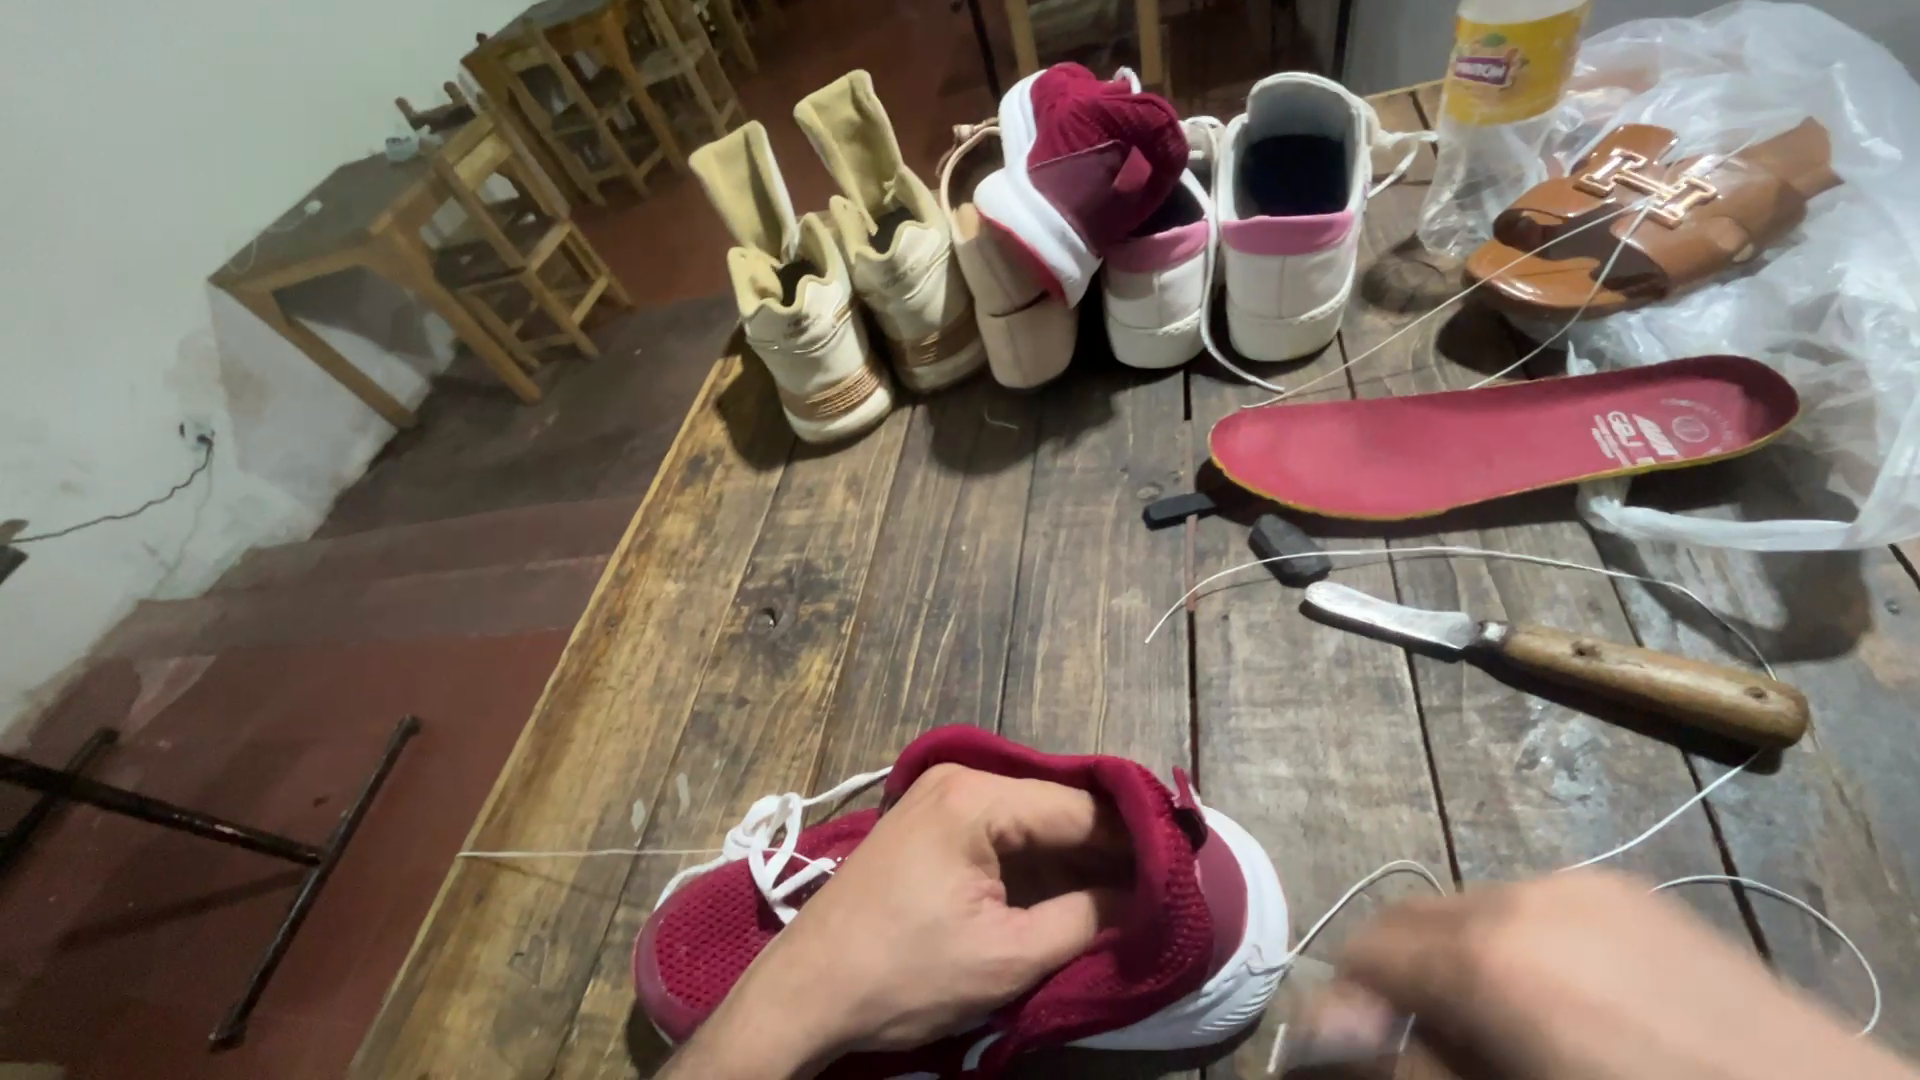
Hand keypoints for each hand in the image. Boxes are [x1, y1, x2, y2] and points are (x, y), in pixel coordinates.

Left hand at [661, 764, 1129, 1079]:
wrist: (806, 992)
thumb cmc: (904, 974)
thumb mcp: (1006, 957)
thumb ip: (1085, 919)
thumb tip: (1144, 897)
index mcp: (976, 798)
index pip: (1079, 809)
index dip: (1135, 840)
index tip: (1183, 866)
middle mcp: (960, 780)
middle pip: (1055, 808)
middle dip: (1108, 848)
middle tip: (1162, 881)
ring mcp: (941, 799)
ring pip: (1031, 822)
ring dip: (1075, 857)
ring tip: (1130, 889)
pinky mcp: (931, 824)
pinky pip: (1000, 833)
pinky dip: (1037, 862)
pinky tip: (1073, 888)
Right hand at [1300, 870, 1915, 1079]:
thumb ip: (1413, 1066)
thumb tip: (1327, 1031)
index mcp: (1490, 955)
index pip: (1366, 948)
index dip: (1346, 999)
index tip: (1351, 1048)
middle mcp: (1520, 896)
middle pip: (1408, 919)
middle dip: (1397, 978)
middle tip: (1423, 1046)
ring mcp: (1579, 885)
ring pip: (1465, 909)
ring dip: (1453, 961)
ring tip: (1499, 1029)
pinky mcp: (1628, 891)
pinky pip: (1529, 909)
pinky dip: (1512, 948)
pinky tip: (1561, 1005)